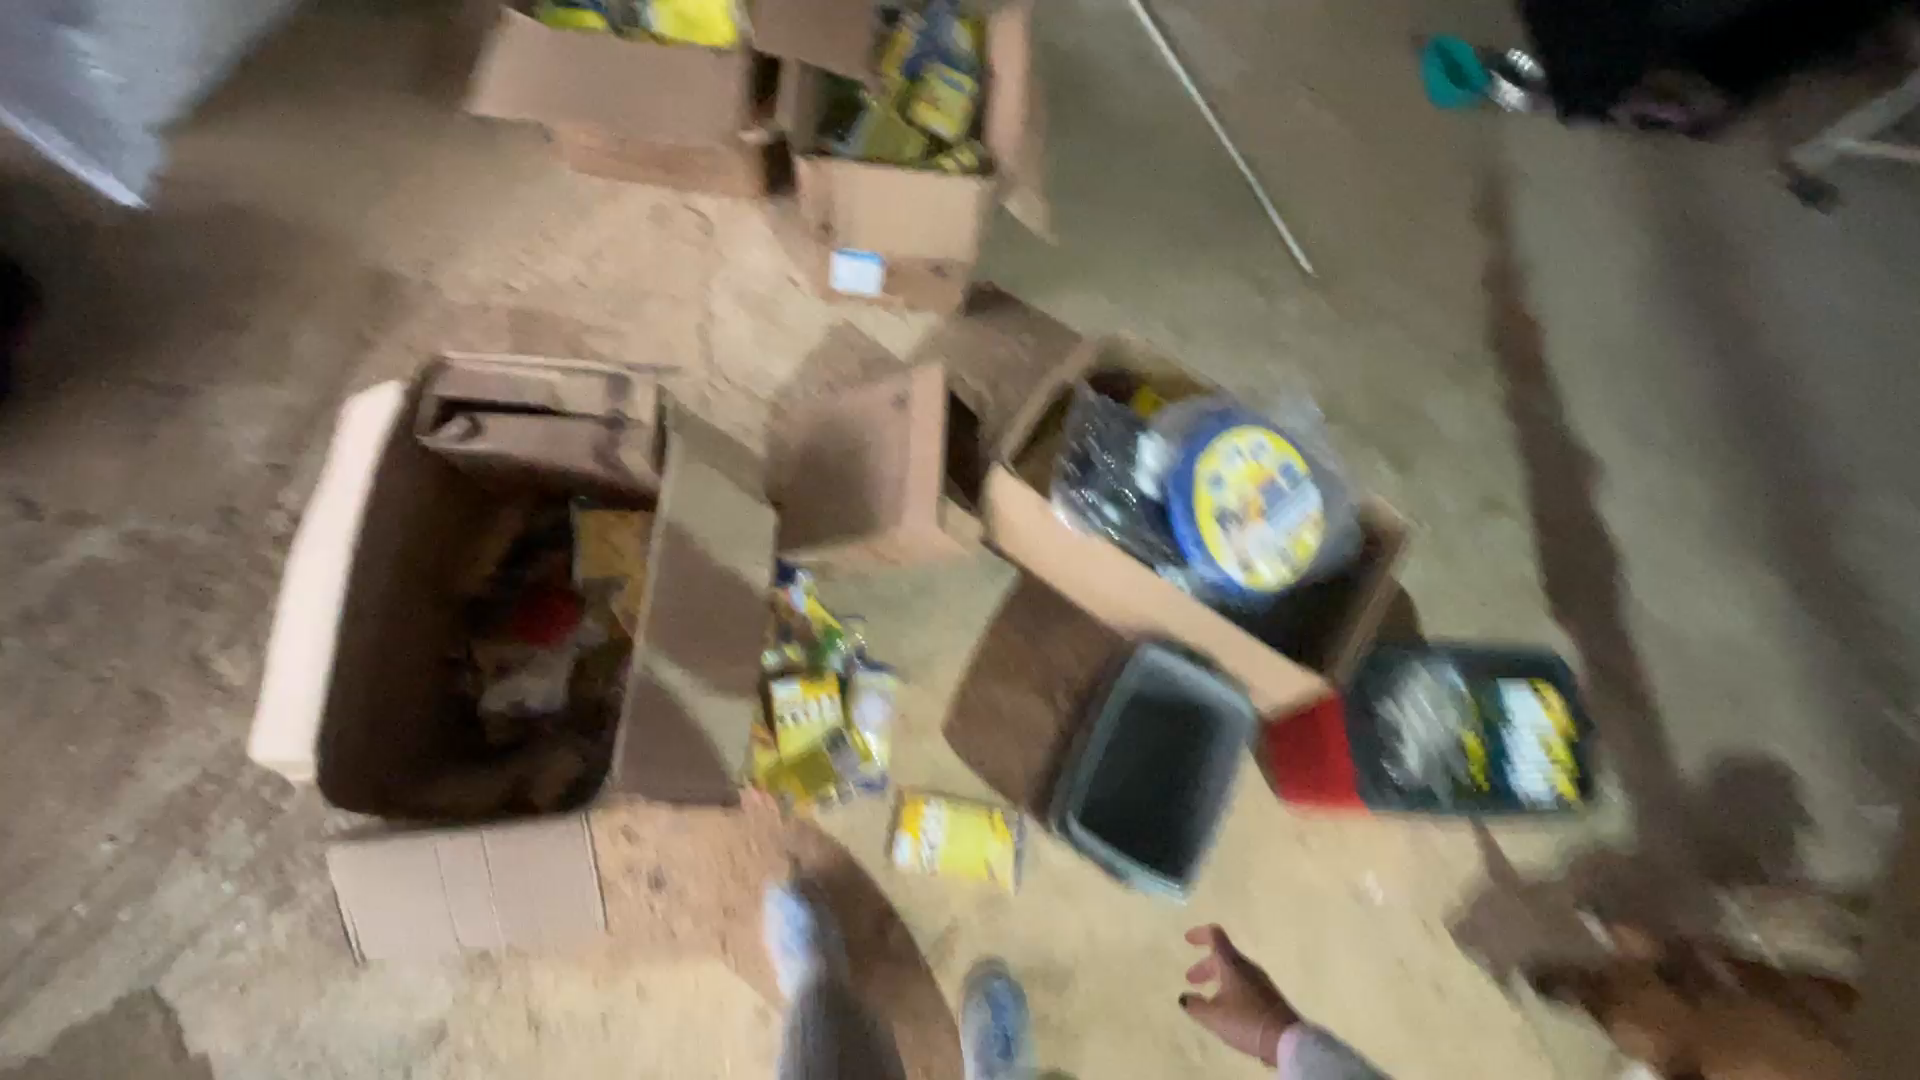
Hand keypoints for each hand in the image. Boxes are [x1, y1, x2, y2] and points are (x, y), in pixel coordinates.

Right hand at [1181, 925, 1300, 1066]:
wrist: (1287, 1041)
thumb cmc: (1246, 1021)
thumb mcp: (1214, 1016)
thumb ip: (1195, 1005)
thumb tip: (1184, 997)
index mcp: (1231, 964)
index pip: (1215, 936)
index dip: (1200, 934)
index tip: (1188, 939)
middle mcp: (1246, 967)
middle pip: (1222, 956)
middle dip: (1205, 966)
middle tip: (1191, 980)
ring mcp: (1260, 981)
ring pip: (1233, 971)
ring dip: (1217, 978)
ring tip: (1208, 997)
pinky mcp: (1269, 997)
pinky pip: (1244, 984)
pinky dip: (1230, 988)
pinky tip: (1227, 1008)